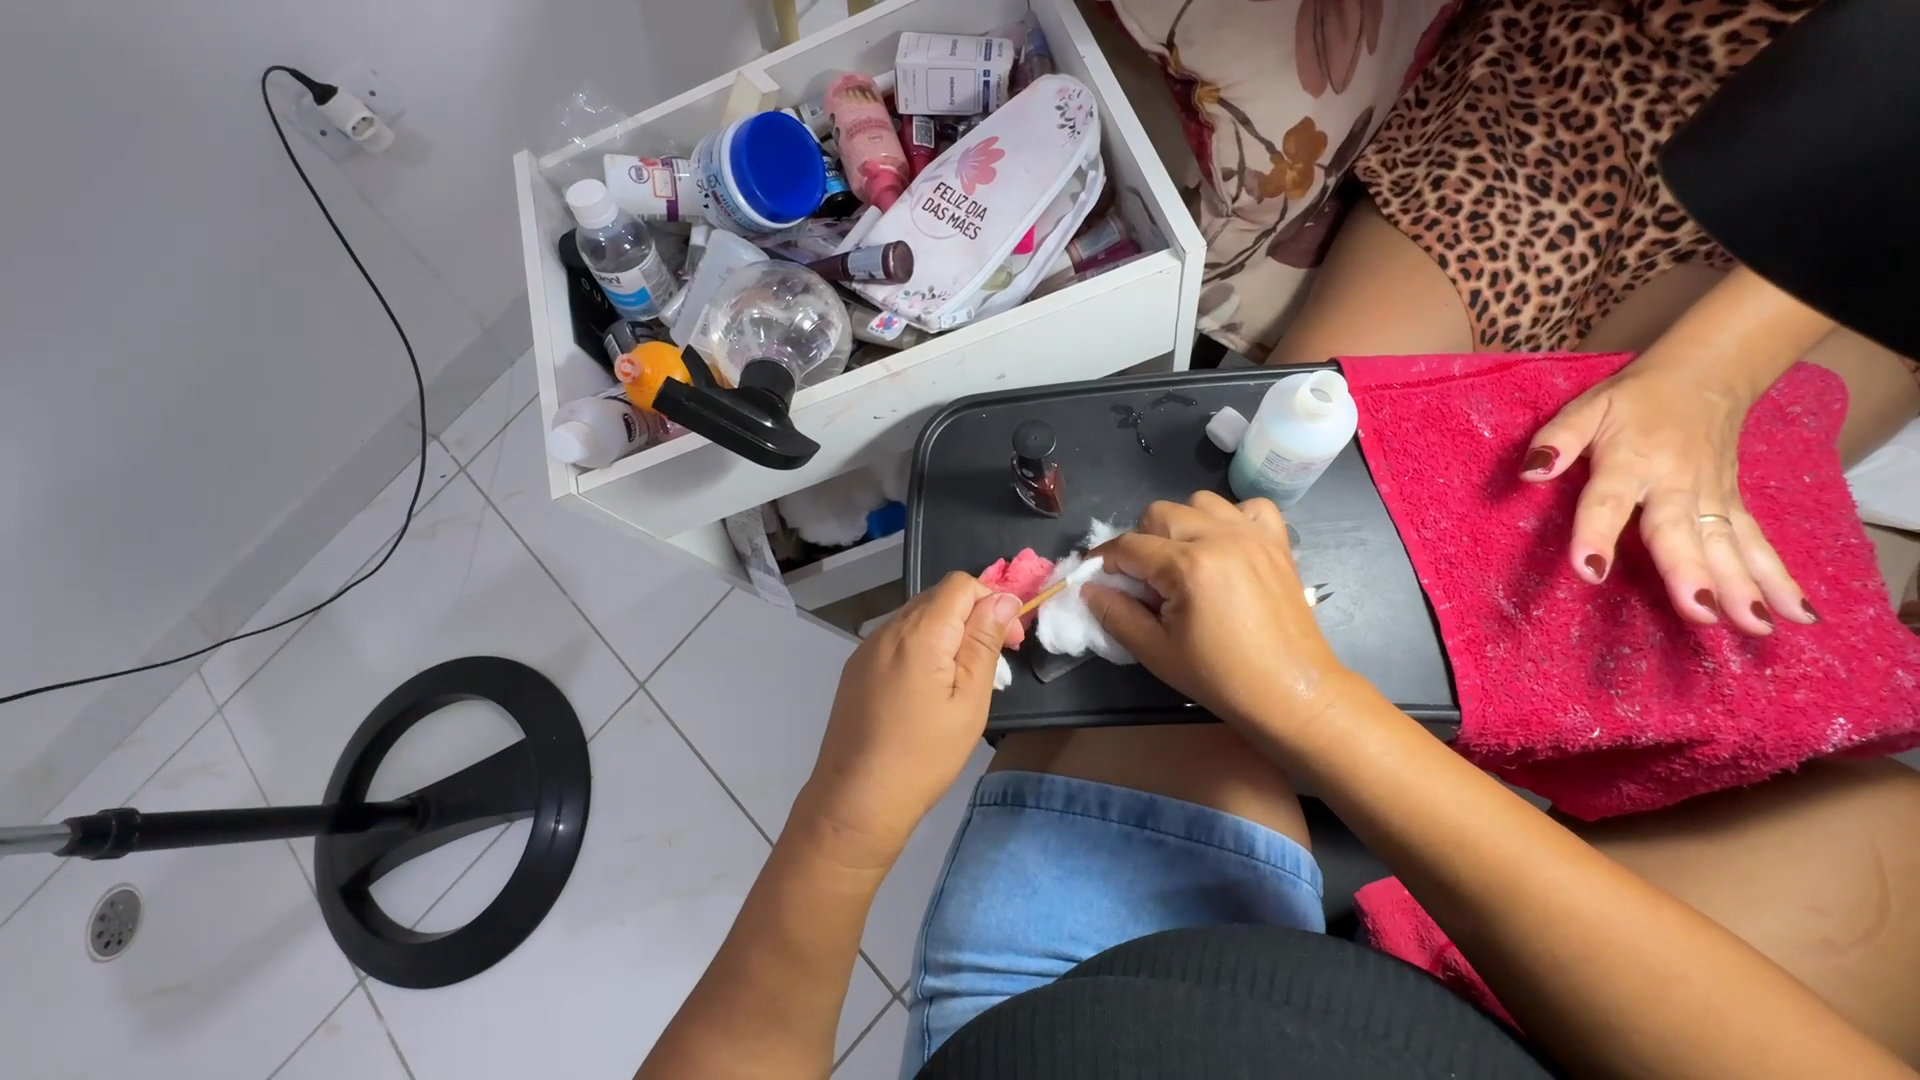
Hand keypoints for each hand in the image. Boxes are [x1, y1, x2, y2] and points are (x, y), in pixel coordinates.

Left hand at [796, 573, 1017, 867]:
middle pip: (938, 597)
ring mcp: (867, 648)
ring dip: (947, 632)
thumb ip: (984, 643)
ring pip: (916, 617)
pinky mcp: (856, 668)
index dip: (992, 600)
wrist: (856, 800)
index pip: (961, 584)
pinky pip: (897, 639)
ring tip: (961, 678)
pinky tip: (928, 688)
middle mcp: (888, 629)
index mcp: (920, 632)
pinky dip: (921, 647)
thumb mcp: (969, 702)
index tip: (1009, 641)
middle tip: (994, 660)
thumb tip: (1002, 599)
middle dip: (972, 616)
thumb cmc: (924, 756)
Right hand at [1082, 492, 1360, 740]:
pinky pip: (1250, 507)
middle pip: (1159, 514)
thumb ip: (1116, 614)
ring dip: (1182, 525)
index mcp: (1188, 565)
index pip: (1128, 546)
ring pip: (1200, 502)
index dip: (1105, 561)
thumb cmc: (1220, 677)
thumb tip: (1089, 589)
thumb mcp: (1156, 652)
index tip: (1097, 578)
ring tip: (1184, 561)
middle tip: (1145, 580)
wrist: (1291, 692)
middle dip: (1142, 541)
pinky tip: (1225, 547)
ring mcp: (1253, 535)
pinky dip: (1231, 518)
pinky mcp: (1277, 542)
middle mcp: (1220, 537)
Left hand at [1524, 359, 1816, 635]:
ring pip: (1728, 545)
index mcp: (1629, 463)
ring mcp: (1710, 498)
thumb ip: (1556, 440)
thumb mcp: (1585, 409)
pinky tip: (1799, 614)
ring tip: (1754, 627)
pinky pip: (1757, 544)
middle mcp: (1674, 485)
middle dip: (1690, 573)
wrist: (1704, 378)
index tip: (1590, 570)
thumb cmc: (1632, 401)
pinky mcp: (1733, 506)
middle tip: (1698, 612)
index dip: (1596, 535)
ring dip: (1743, 587)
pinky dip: (1781, 578)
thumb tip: (1530, 472)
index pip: (1607, 502)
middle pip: (1679, 533)